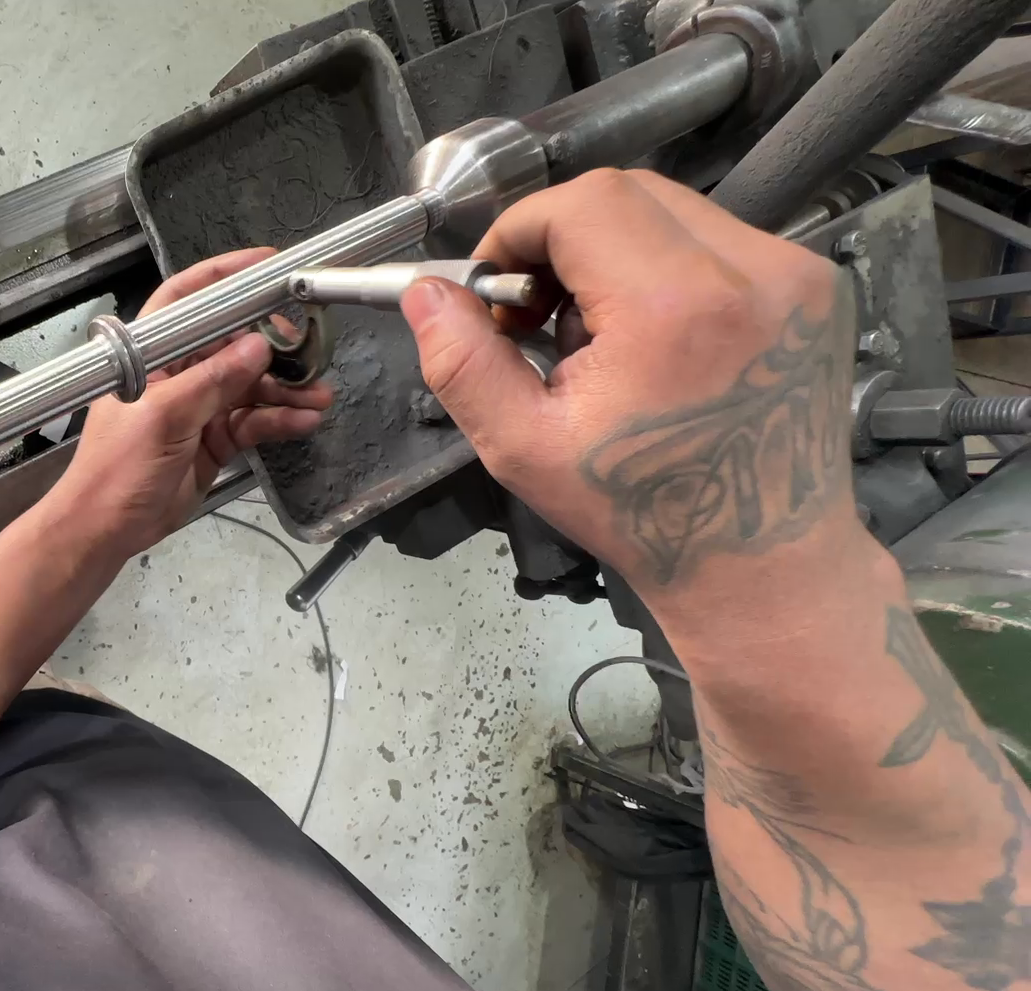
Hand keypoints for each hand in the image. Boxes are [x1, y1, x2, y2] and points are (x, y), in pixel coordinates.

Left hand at [46, 248, 332, 561]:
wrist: (106, 529)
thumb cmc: (118, 468)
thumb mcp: (164, 418)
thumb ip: (212, 381)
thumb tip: (259, 345)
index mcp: (150, 356)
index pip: (186, 301)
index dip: (224, 277)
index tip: (268, 265)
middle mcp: (175, 374)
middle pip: (230, 343)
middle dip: (271, 344)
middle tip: (309, 346)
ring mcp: (197, 408)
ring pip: (248, 385)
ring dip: (284, 389)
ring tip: (320, 394)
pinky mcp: (213, 440)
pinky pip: (251, 422)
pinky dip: (278, 421)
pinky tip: (304, 420)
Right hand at [401, 169, 870, 612]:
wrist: (754, 553)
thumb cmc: (630, 506)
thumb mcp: (517, 444)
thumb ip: (461, 362)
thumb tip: (425, 295)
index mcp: (674, 308)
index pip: (582, 204)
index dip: (515, 233)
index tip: (489, 288)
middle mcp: (752, 270)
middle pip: (625, 192)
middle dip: (552, 240)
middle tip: (524, 312)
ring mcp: (795, 273)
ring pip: (666, 211)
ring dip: (599, 255)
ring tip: (579, 334)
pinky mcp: (810, 287)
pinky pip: (707, 240)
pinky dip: (649, 269)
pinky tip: (633, 337)